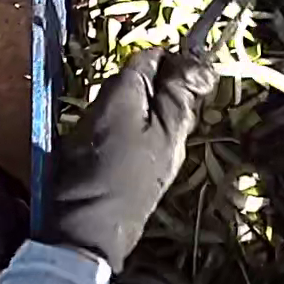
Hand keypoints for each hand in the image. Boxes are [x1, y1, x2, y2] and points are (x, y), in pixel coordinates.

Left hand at [42, 48, 216, 271]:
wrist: (88, 227)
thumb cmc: (134, 179)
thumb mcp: (168, 135)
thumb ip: (180, 96)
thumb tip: (196, 64)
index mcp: (122, 88)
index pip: (153, 56)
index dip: (179, 65)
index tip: (196, 89)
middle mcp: (102, 96)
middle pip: (142, 78)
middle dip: (166, 92)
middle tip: (184, 121)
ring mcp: (92, 120)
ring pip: (132, 102)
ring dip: (152, 113)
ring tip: (168, 141)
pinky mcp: (87, 143)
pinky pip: (119, 123)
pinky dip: (136, 131)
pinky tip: (147, 156)